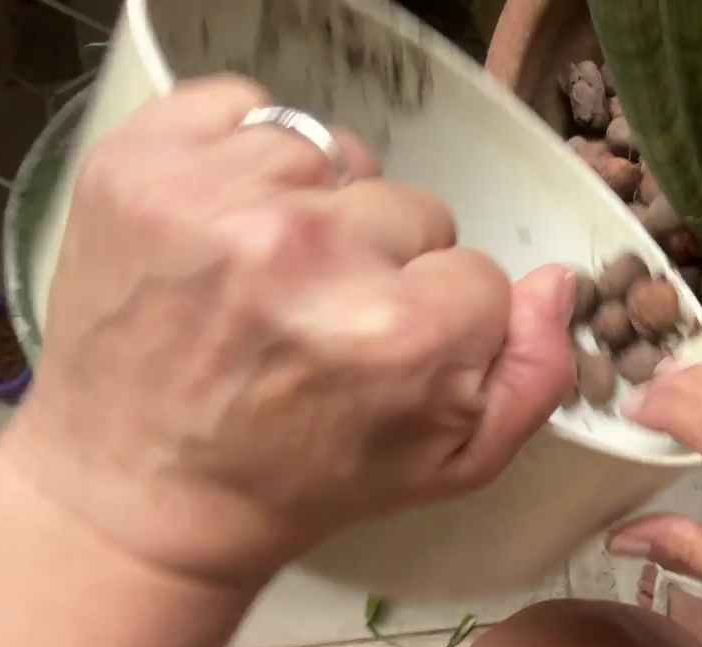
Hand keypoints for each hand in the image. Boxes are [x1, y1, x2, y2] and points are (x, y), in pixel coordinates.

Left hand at [0, 77, 576, 585]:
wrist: (158, 486)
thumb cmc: (329, 477)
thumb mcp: (467, 461)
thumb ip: (538, 375)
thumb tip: (560, 281)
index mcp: (403, 333)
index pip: (482, 273)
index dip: (454, 316)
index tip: (404, 355)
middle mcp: (315, 252)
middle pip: (417, 210)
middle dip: (398, 263)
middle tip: (342, 321)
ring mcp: (218, 199)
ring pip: (342, 160)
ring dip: (332, 210)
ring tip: (289, 275)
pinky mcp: (141, 162)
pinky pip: (245, 106)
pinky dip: (257, 155)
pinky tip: (243, 220)